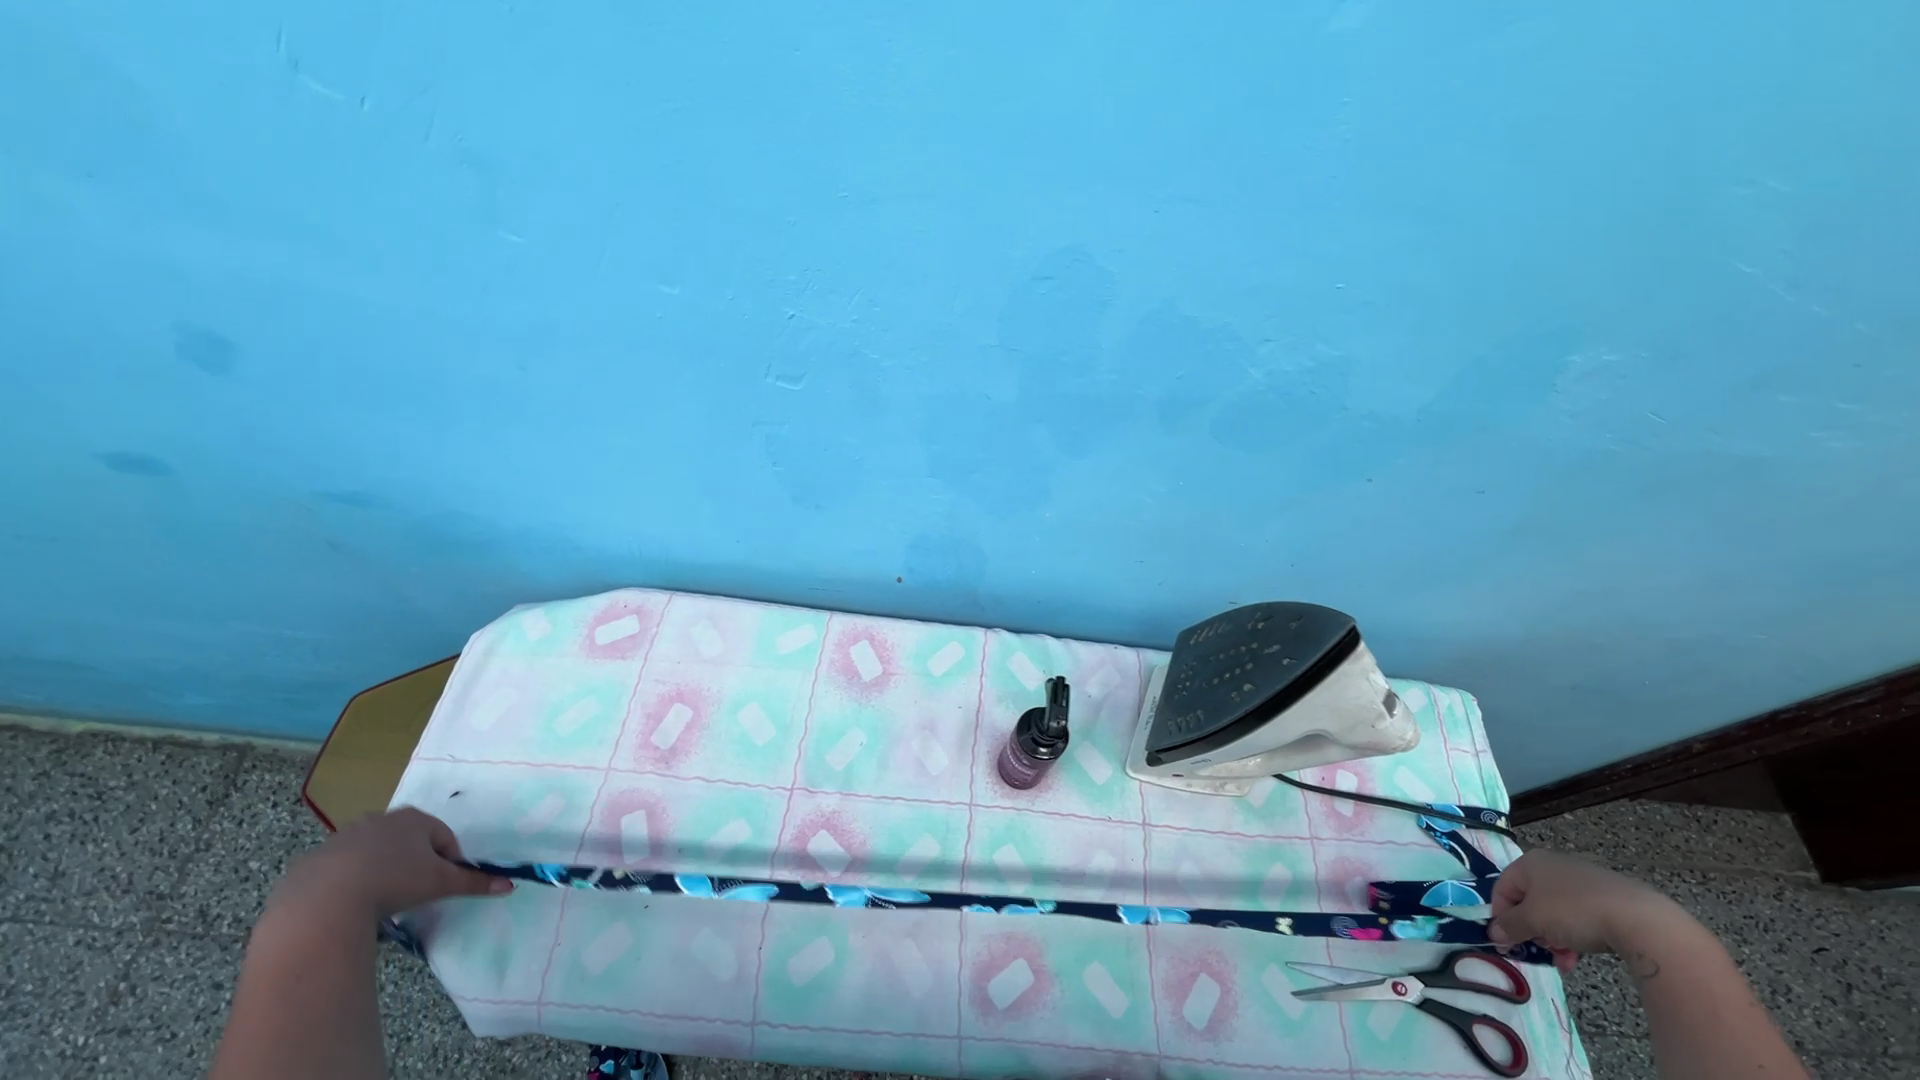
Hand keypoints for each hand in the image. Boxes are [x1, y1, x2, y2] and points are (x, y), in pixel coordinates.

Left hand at [274, 807, 510, 920]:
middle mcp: (379, 819)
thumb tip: (509, 885)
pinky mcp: (312, 860)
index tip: (441, 886)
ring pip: (372, 855)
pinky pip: (338, 871)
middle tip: (412, 894)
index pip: (443, 837)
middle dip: (413, 865)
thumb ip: (474, 882)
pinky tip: (347, 907)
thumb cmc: (394, 883)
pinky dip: (346, 884)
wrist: (323, 902)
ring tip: (380, 903)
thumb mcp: (440, 884)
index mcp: (413, 819)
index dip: (448, 862)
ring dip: (380, 872)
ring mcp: (342, 838)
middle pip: (407, 842)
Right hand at [1489, 850, 1676, 972]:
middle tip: (1541, 951)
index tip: (1508, 942)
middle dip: (1533, 931)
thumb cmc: (1573, 912)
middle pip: (1531, 902)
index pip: (1503, 889)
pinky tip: (1582, 954)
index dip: (1501, 917)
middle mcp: (1554, 865)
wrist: (1639, 919)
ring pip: (1556, 912)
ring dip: (1555, 938)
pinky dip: (1576, 934)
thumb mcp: (1533, 921)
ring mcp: (1584, 879)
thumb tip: (1494, 933)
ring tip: (1565, 960)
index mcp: (1530, 863)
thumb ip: (1509, 926)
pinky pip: (1581, 915)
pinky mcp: (1609, 895)